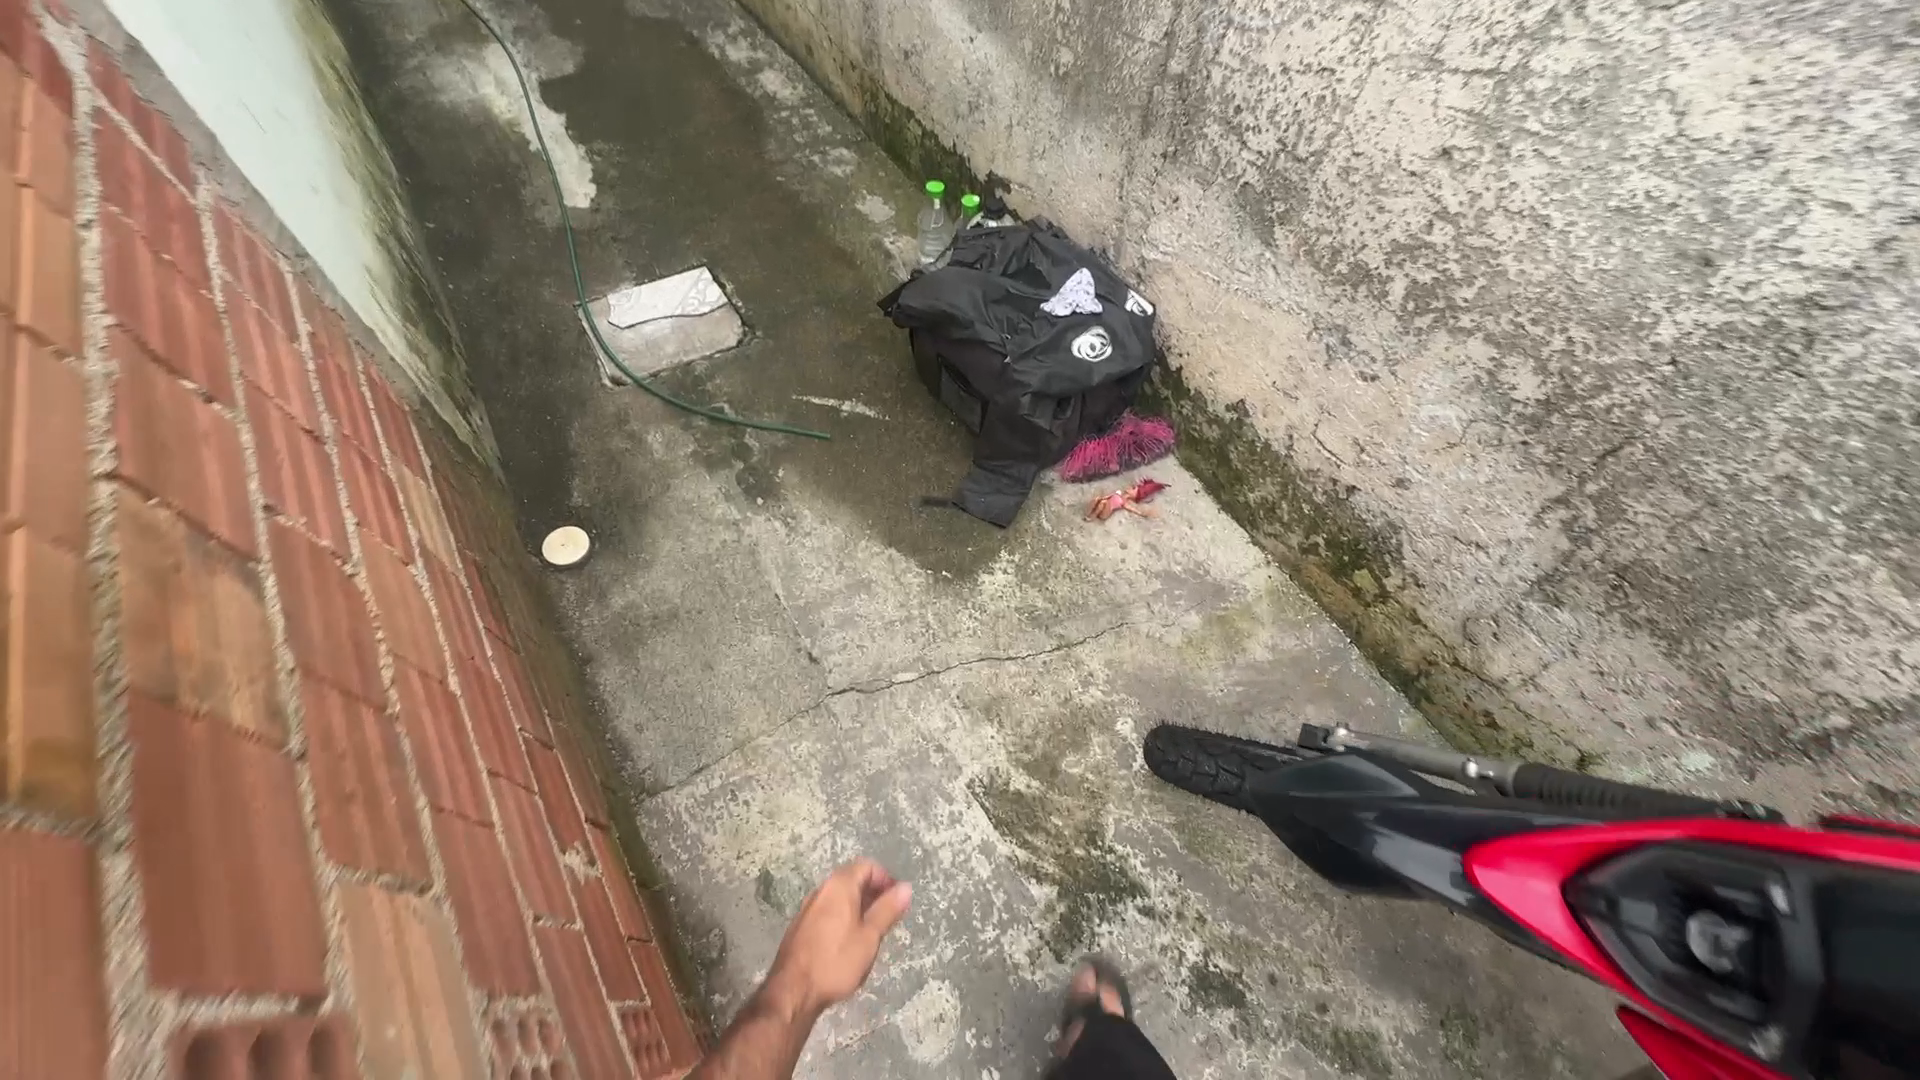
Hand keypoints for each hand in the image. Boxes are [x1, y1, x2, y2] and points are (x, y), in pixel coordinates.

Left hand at [762, 859, 912, 1020]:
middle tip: (887, 916)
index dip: (886, 879)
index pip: (867, 866)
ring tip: (871, 931)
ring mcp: (809, 907)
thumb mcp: (870, 936)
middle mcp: (822, 890)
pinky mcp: (801, 925)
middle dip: (873, 892)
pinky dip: (843, 916)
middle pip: (852, 878)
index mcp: (840, 886)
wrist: (792, 991)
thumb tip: (906, 887)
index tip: (897, 900)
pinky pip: (828, 910)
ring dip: (859, 905)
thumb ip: (888, 909)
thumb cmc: (837, 961)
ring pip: (840, 896)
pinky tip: (848, 942)